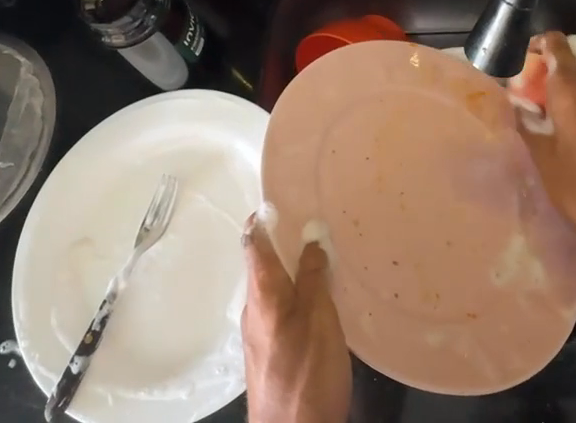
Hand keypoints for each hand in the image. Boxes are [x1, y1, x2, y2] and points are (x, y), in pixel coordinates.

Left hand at [242, 215, 350, 422]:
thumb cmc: (307, 374)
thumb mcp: (319, 319)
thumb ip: (314, 278)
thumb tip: (311, 241)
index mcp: (263, 294)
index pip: (253, 243)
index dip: (263, 219)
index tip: (280, 201)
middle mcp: (254, 309)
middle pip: (263, 265)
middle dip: (284, 243)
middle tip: (314, 226)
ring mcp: (259, 334)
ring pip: (273, 289)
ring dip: (292, 270)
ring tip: (322, 258)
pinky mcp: (269, 354)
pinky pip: (279, 310)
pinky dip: (294, 294)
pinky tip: (317, 300)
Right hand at [510, 32, 575, 247]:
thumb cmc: (570, 182)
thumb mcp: (538, 150)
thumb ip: (525, 118)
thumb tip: (515, 99)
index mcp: (569, 88)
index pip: (558, 44)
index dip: (541, 43)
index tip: (526, 58)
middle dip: (559, 54)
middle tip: (541, 73)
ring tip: (561, 87)